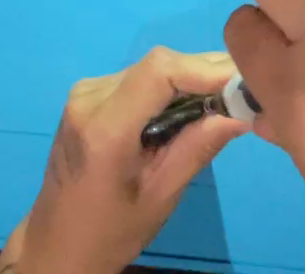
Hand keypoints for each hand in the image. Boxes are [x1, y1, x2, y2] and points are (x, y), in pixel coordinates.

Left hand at [0, 48, 247, 273]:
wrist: (57, 238)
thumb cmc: (111, 229)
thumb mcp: (160, 196)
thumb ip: (197, 148)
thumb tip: (240, 111)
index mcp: (105, 128)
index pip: (158, 73)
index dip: (203, 68)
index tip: (243, 79)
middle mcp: (90, 96)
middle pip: (156, 66)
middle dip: (203, 72)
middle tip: (247, 87)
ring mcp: (85, 90)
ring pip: (148, 69)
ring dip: (187, 78)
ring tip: (227, 95)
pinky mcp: (87, 93)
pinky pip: (136, 78)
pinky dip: (167, 86)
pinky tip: (192, 102)